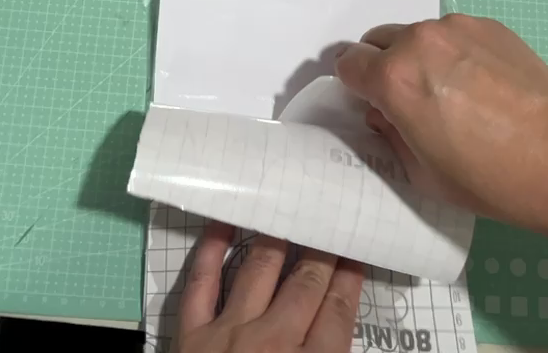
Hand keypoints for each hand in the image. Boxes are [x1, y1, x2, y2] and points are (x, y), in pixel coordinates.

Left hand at [178, 223, 363, 352]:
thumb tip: (340, 337)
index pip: (338, 312)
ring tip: (289, 208)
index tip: (357, 248)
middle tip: (329, 218)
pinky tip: (224, 221)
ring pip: (260, 268)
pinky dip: (212, 248)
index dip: (351, 277)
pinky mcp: (190, 334)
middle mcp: (273, 342)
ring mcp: (228, 334)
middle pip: (305, 282)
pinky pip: (202, 281)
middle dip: (322, 249)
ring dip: (277, 237)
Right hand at [335, 15, 547, 227]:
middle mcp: (418, 41)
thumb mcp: (423, 174)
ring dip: (421, 57)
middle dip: (383, 66)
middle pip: (378, 40)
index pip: (348, 63)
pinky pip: (454, 34)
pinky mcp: (488, 25)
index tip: (371, 103)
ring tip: (455, 93)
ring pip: (418, 35)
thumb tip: (384, 115)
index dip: (355, 85)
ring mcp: (456, 28)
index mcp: (393, 78)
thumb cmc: (489, 178)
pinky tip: (484, 85)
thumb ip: (391, 136)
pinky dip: (456, 53)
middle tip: (410, 101)